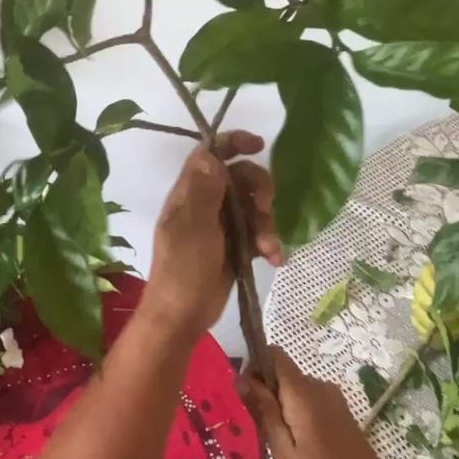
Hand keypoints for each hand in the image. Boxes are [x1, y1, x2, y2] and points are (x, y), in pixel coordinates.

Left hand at [144, 132, 281, 339]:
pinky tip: (275, 257)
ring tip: (269, 247)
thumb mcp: (193, 226)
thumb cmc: (183, 269)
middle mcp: (206, 203)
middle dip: (259, 189)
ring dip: (267, 223)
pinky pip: (258, 232)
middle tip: (265, 208)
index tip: (259, 144)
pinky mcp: (235, 246)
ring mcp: (221, 225)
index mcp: (189, 192)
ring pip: (254, 207)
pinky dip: (269, 242)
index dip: (233, 142)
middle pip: (241, 177)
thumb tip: (212, 152)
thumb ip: (204, 189)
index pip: (210, 153)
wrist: (183, 316)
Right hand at [239, 347, 397, 458]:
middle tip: (260, 429)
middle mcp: (319, 386)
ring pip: (296, 389)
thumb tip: (240, 378)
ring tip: (279, 443)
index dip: (255, 367)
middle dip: (266, 392)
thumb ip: (263, 410)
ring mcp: (334, 398)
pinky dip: (298, 413)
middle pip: (284, 373)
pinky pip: (310, 400)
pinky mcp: (341, 412)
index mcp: (302, 391)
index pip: (274, 355)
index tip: (246, 396)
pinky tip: (299, 445)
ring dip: (282, 406)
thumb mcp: (282, 449)